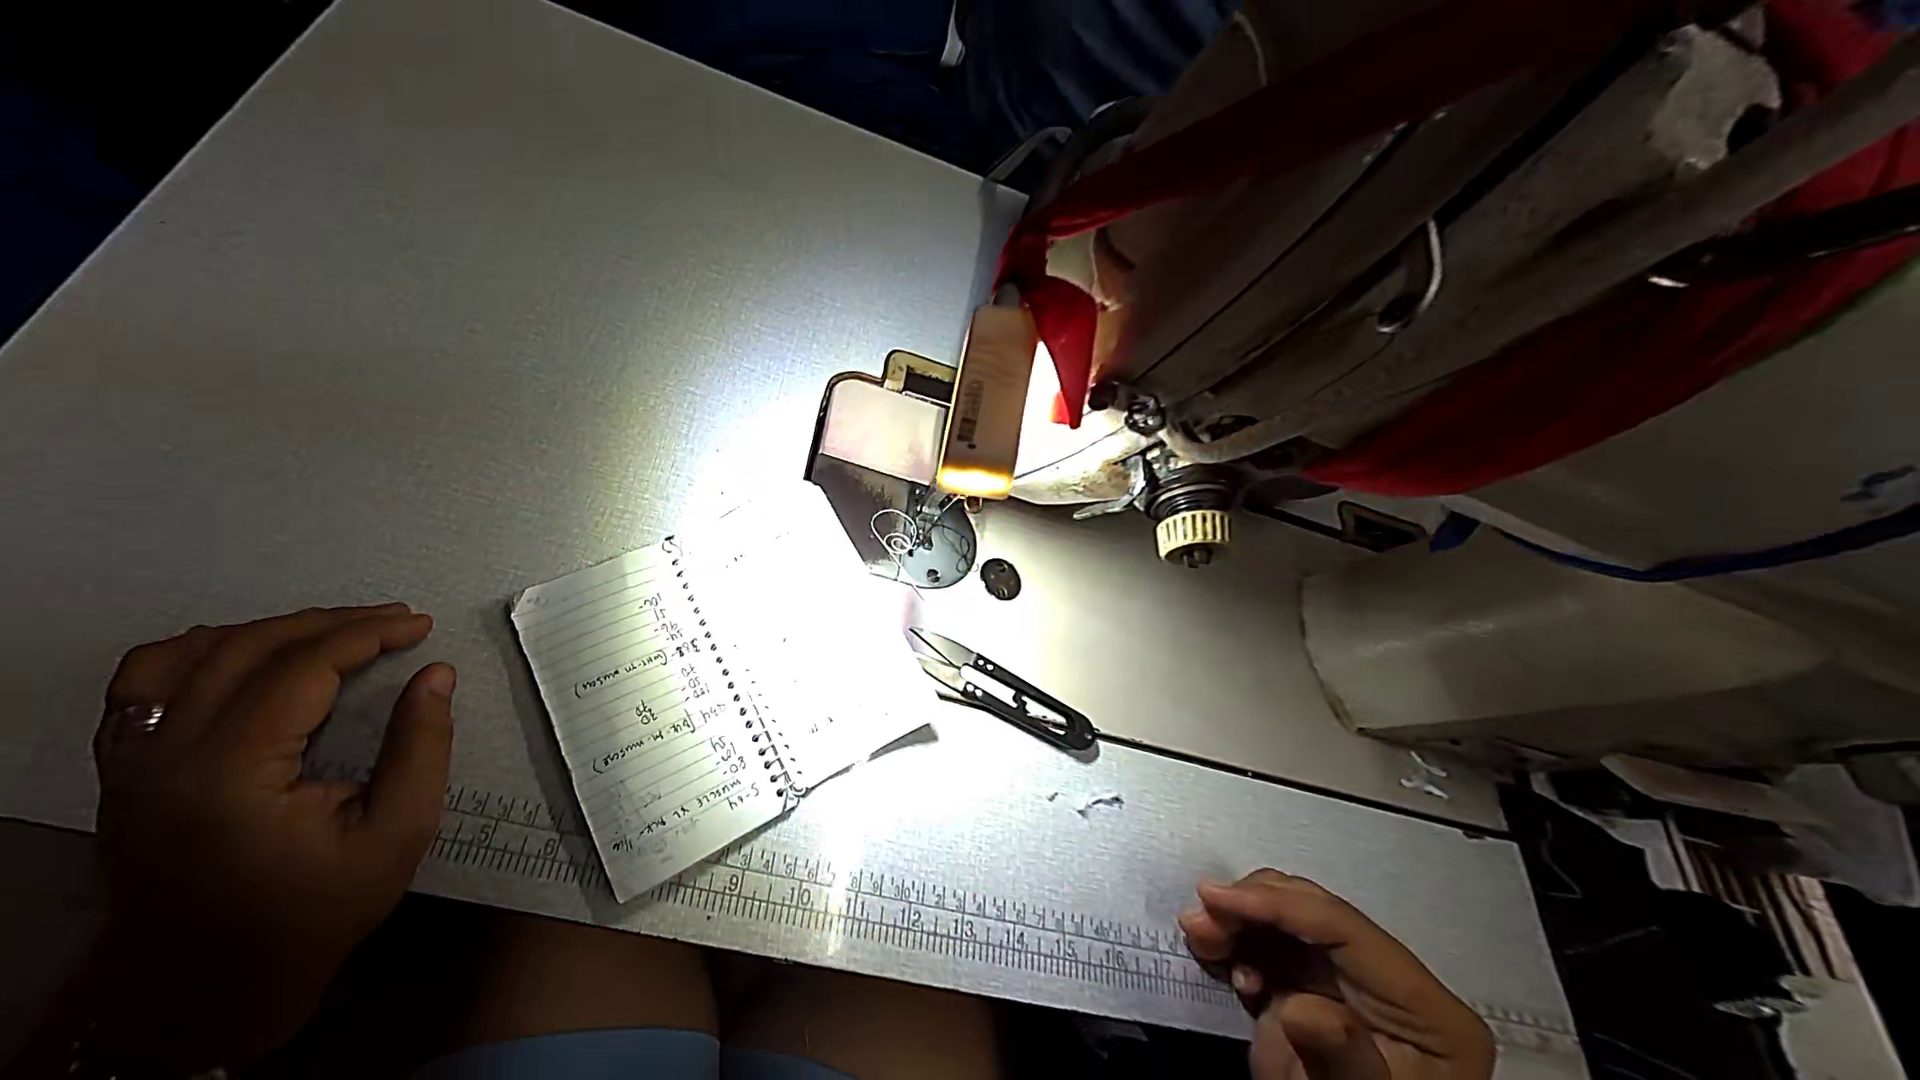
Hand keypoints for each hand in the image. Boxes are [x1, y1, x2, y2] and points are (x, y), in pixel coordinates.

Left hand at [89, 604, 455, 1069]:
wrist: (208, 982)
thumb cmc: (316, 909)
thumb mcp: (398, 832)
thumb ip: (422, 747)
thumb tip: (436, 674)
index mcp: (230, 777)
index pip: (300, 670)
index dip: (367, 635)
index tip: (419, 624)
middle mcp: (163, 760)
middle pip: (245, 650)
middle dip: (330, 622)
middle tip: (394, 619)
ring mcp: (128, 764)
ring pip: (184, 655)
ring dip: (268, 629)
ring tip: (332, 630)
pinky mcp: (121, 771)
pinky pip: (142, 683)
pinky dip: (203, 650)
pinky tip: (253, 654)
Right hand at [1180, 870, 1494, 1079]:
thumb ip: (1342, 1060)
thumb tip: (1302, 1008)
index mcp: (1426, 1008)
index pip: (1342, 926)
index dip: (1275, 904)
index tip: (1214, 896)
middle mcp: (1391, 980)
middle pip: (1312, 911)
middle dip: (1248, 905)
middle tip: (1198, 920)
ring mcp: (1353, 983)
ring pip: (1286, 919)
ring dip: (1236, 919)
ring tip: (1199, 934)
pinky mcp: (1316, 989)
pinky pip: (1272, 946)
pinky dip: (1238, 941)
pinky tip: (1223, 961)